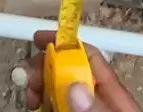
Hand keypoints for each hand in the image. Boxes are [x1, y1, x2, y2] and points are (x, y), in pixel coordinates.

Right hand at [24, 30, 140, 111]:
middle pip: (69, 72)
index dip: (63, 43)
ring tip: (30, 98)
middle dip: (45, 68)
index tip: (38, 38)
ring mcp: (89, 109)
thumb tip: (74, 86)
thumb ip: (96, 107)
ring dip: (41, 89)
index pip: (87, 55)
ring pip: (61, 91)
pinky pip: (60, 106)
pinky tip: (37, 108)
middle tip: (28, 77)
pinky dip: (46, 105)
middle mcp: (100, 98)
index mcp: (114, 92)